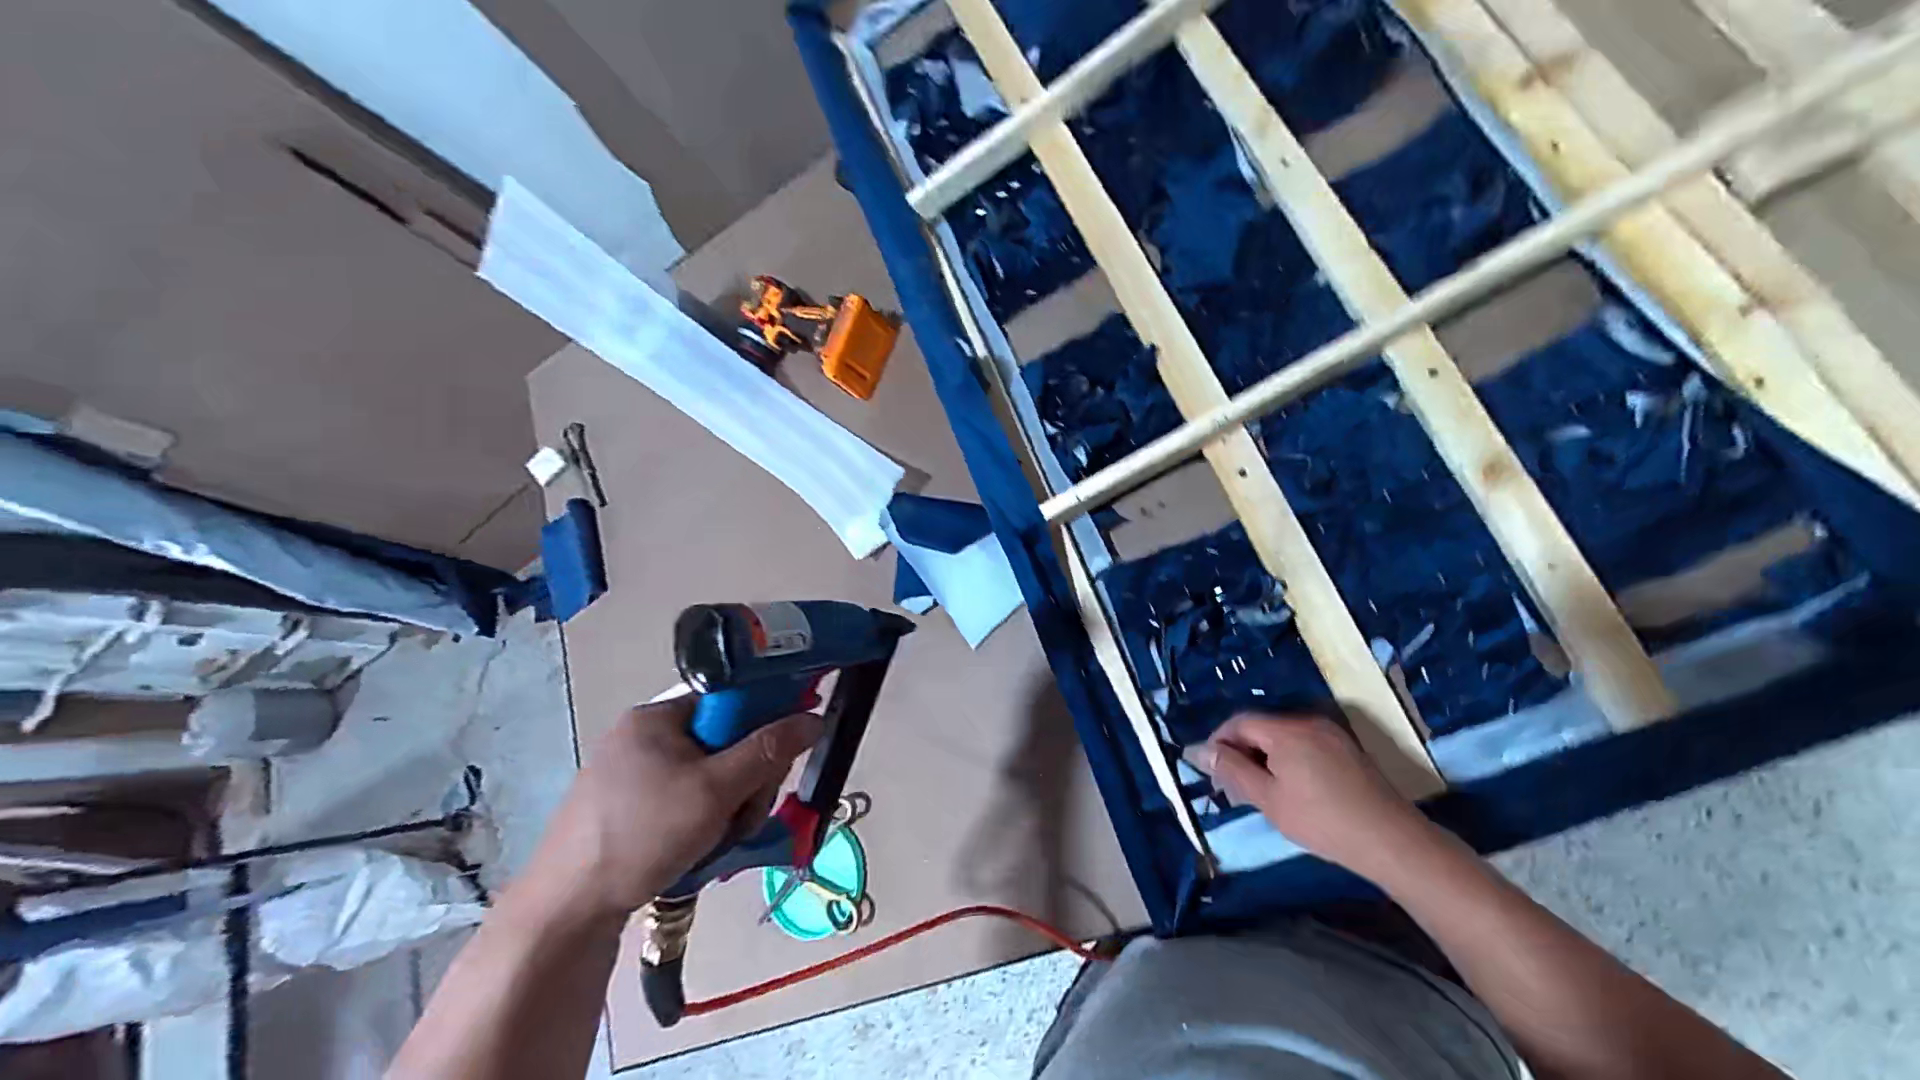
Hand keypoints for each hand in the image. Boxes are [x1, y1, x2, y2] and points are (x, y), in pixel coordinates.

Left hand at [525, 697, 823, 921]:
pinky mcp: (627, 809)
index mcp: (657, 716)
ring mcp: (632, 775)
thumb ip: (768, 751)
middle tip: (744, 814)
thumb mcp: (714, 791)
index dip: (765, 720)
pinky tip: (701, 849)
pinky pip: (686, 800)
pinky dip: (703, 822)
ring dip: (728, 807)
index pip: (729, 699)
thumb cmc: (642, 834)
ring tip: (719, 841)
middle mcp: (644, 736)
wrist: (565, 911)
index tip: (785, 753)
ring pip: (709, 776)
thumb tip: (814, 717)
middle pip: (724, 741)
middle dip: (746, 780)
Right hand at [1182, 712, 1432, 876]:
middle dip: (1240, 750)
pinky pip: (1304, 743)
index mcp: (1287, 730)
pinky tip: (1289, 787)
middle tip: (1231, 784)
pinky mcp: (1346, 748)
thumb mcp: (1267, 799)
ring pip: (1282, 736)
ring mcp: (1331, 733)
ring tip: (1258, 789)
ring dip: (1263, 755)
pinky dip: (1286, 758)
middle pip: (1261, 726)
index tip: (1209, 769)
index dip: (1219, 741)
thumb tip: (1198, 750)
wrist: (1392, 841)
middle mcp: (1309, 721)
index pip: (1239, 721)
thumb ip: (1231, 770)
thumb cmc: (1322, 821)